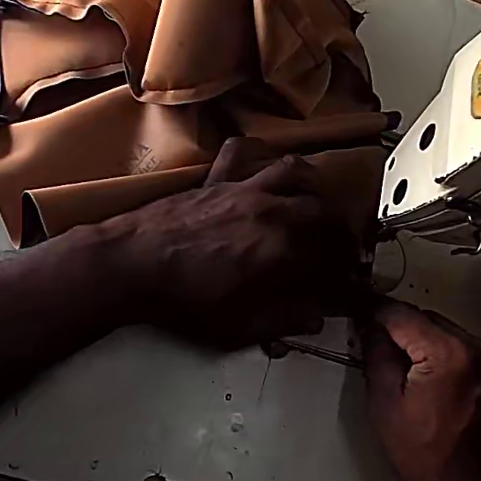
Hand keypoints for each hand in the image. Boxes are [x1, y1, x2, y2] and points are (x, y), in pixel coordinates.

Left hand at [93, 139, 361, 348]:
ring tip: (318, 208)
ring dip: (315, 191)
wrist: (130, 266)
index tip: (350, 293)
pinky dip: (260, 155)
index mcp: (280, 251)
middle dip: (342, 237)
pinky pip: (244, 153)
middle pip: (325, 215)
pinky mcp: (217, 181)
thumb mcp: (237, 327)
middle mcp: (270, 211)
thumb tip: (311, 318)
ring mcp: (243, 190)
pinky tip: (264, 168)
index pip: (331, 265)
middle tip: (342, 256)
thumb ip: (282, 320)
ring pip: (296, 174)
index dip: (347, 283)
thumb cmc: (179, 299)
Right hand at [360, 301, 480, 480]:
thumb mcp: (385, 407)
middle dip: (400, 330)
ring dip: (423, 342)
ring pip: (446, 332)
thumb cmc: (435, 463)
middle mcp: (479, 352)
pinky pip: (465, 350)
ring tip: (406, 375)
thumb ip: (376, 357)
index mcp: (448, 356)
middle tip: (377, 347)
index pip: (403, 315)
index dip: (375, 314)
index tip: (363, 316)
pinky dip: (445, 356)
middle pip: (427, 319)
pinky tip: (431, 384)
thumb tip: (372, 332)